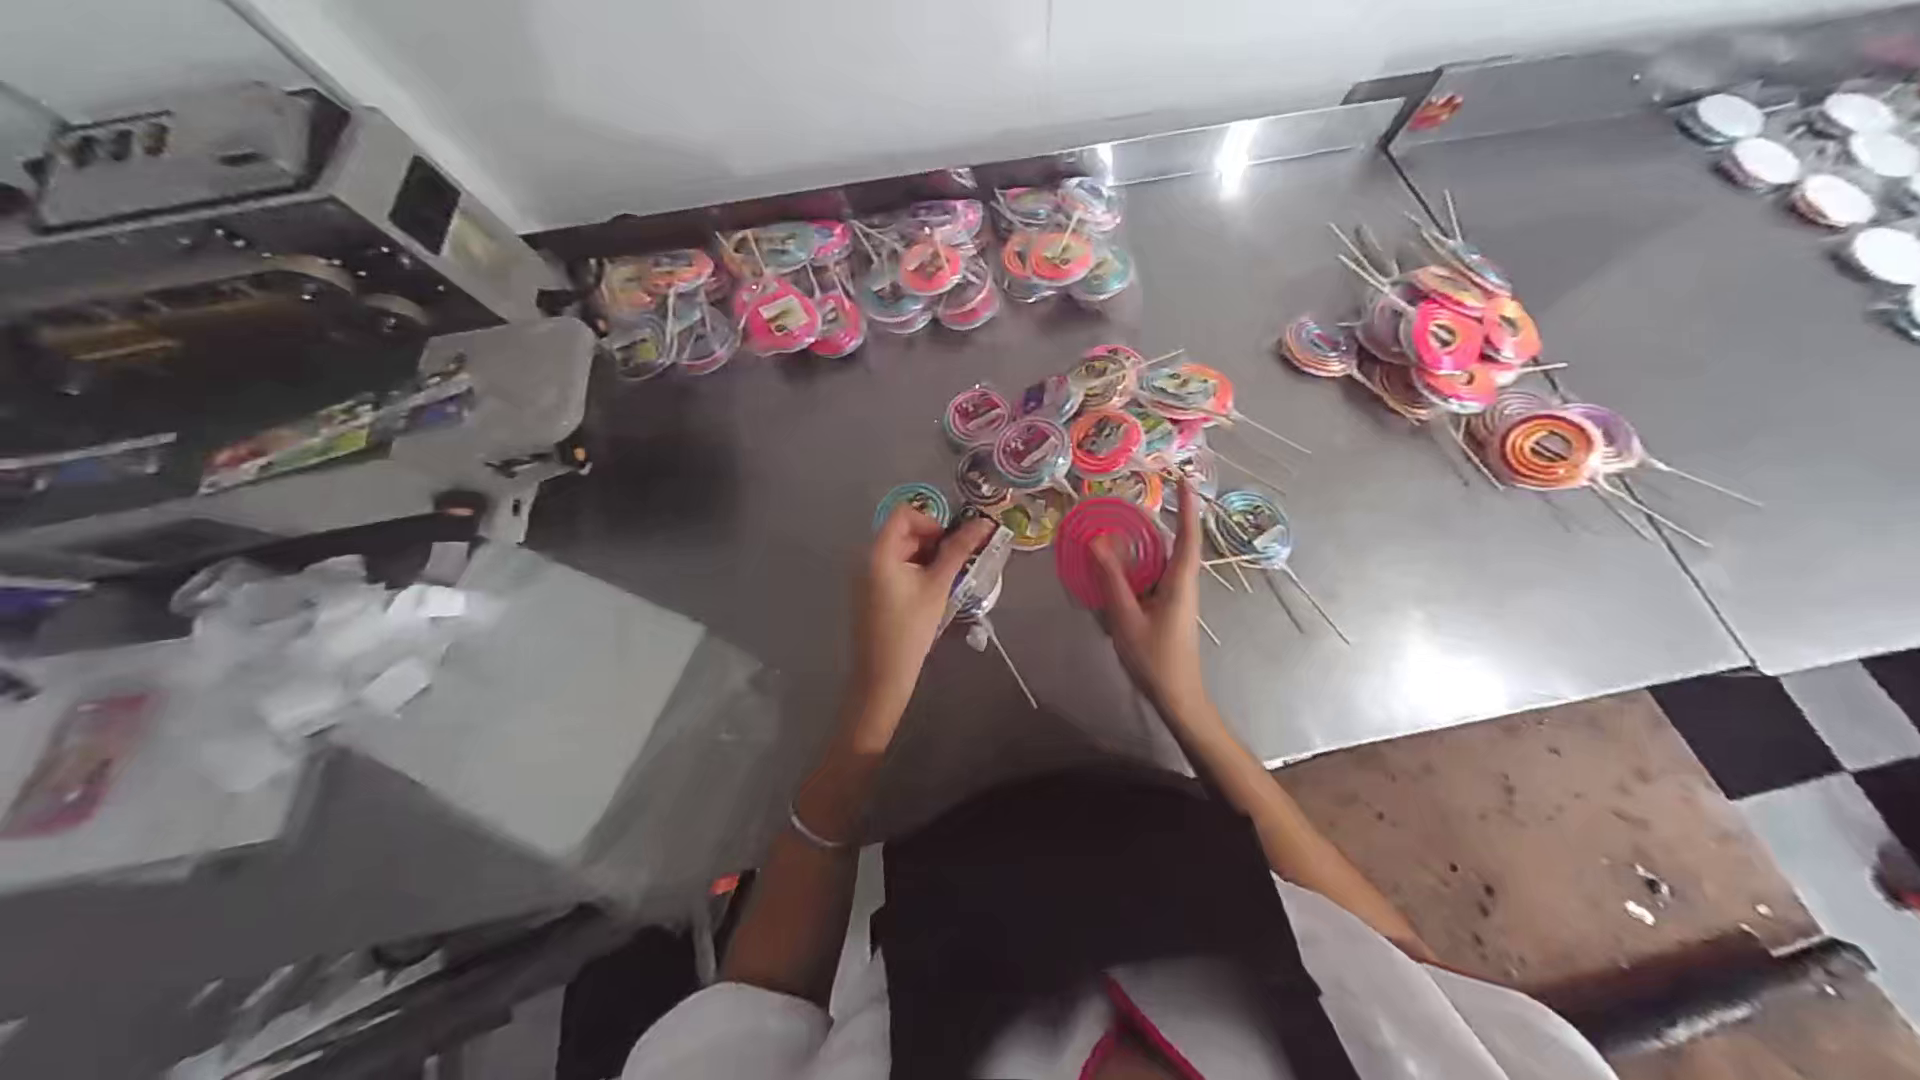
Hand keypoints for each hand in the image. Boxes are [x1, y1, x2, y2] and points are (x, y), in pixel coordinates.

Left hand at [847, 508, 994, 735]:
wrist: (882, 675)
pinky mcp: (869, 592)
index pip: (904, 513)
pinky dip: (914, 571)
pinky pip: (893, 568)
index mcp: (878, 552)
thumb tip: (983, 523)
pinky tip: (929, 592)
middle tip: (955, 563)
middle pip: (902, 531)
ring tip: (945, 580)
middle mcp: (866, 558)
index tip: (950, 544)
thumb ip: (958, 550)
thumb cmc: (911, 628)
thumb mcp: (938, 586)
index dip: (931, 521)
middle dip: (932, 541)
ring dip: (926, 557)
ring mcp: (865, 576)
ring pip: (900, 551)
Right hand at [1092, 480, 1207, 718]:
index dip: (1187, 508)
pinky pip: (1153, 578)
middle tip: (1137, 500)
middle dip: (1162, 519)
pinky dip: (1138, 566)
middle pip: (1176, 544)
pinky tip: (1118, 568)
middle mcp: (1183, 585)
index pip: (1188, 537)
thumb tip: (1097, 542)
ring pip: (1162, 562)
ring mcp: (1176, 597)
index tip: (1184, 481)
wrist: (1177, 696)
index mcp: (1180, 583)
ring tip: (1122, 528)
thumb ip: (1112, 580)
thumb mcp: (1127, 618)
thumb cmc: (1155, 658)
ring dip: (1147, 544)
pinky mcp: (1167, 608)